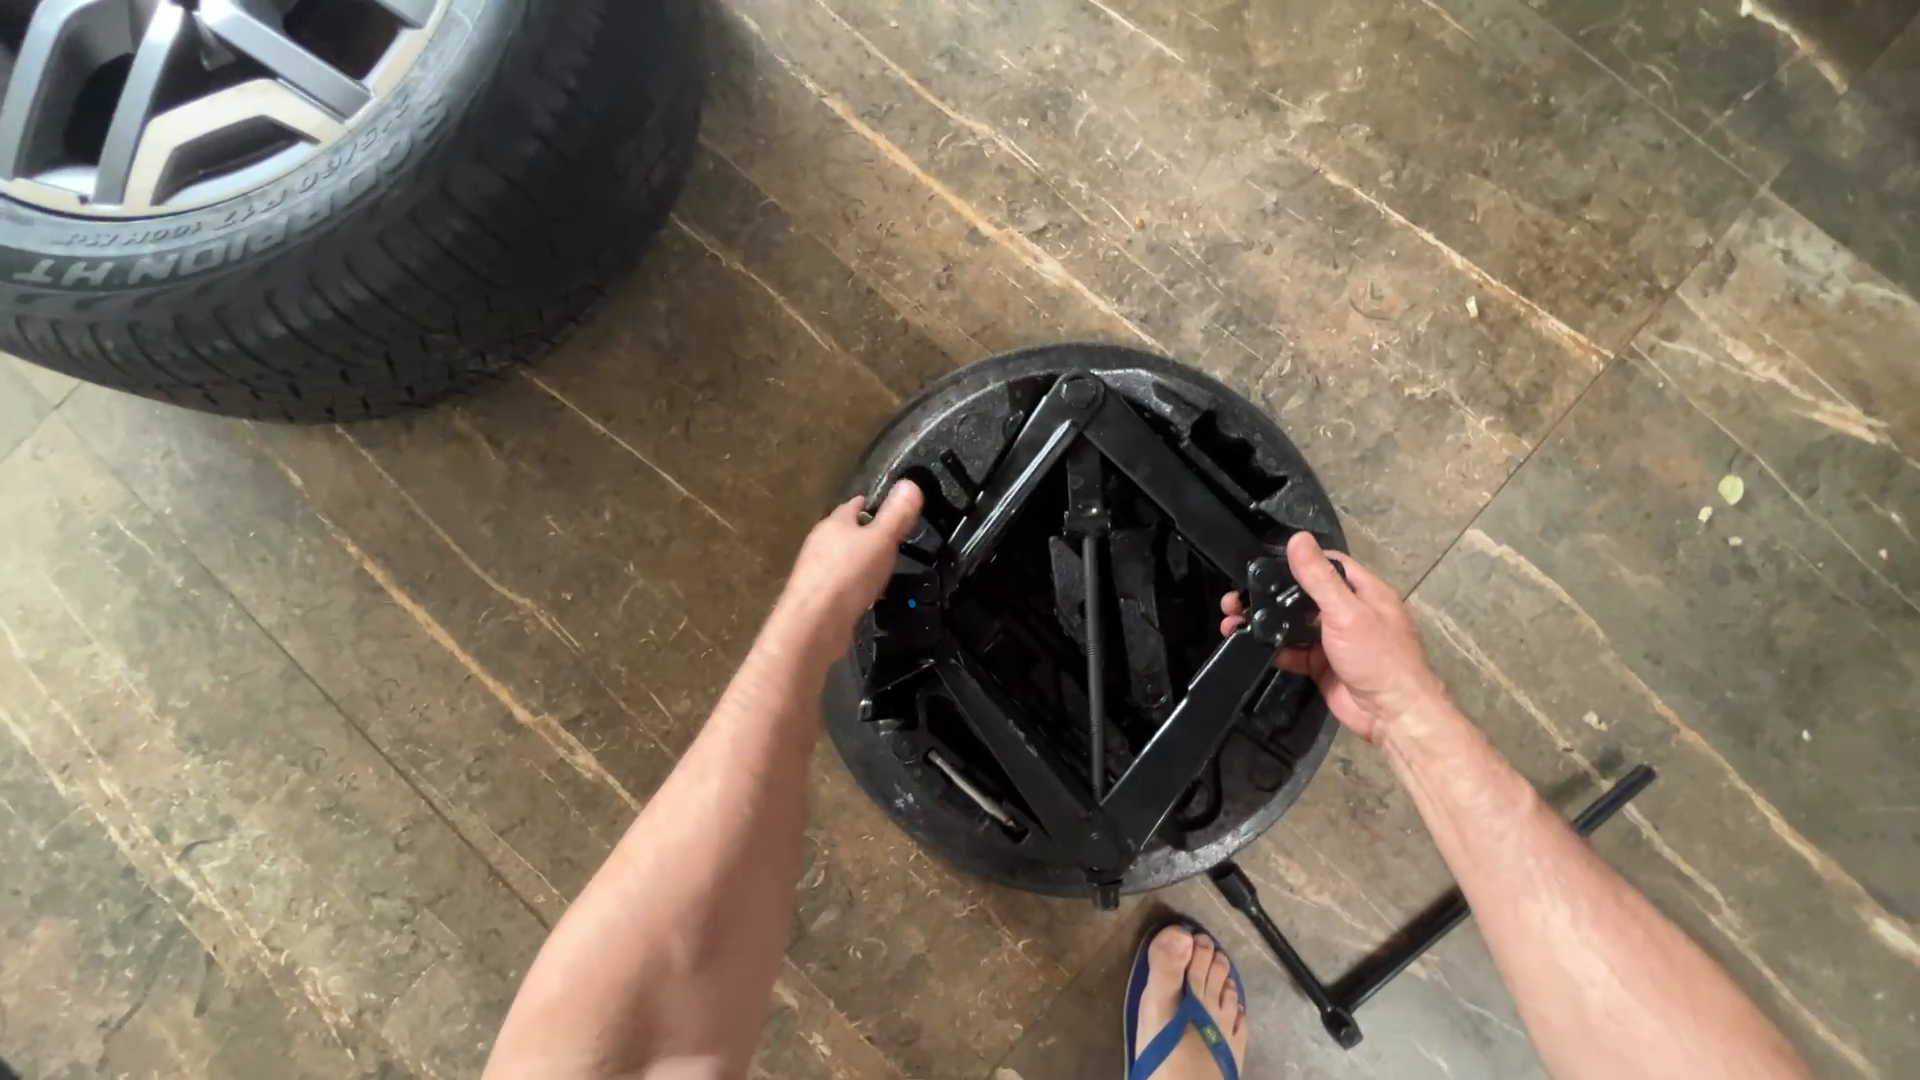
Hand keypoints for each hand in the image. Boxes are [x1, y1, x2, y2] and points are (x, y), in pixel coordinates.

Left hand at [776, 480, 924, 657]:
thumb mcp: (881, 541)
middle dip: (869, 534)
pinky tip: (868, 595)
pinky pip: (842, 584)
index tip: (894, 509)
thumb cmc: (847, 576)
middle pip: (848, 532)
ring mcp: (817, 572)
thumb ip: (896, 514)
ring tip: (885, 568)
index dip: (874, 505)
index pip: (855, 505)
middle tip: (895, 540)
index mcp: (835, 524)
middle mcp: (821, 544)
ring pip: (844, 559)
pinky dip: (856, 586)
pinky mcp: (819, 598)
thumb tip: (910, 482)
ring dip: (862, 561)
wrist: (813, 627)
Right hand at [1221, 532, 1446, 746]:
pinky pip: (1291, 650)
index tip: (1264, 563)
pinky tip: (1248, 643)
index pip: (1327, 564)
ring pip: (1292, 624)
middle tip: (1236, 597)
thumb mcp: (1346, 612)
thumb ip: (1319, 578)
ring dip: (1264, 622)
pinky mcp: (1320, 663)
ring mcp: (1333, 639)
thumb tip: (1297, 538)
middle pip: (1302, 595)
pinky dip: (1272, 647)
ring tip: (1232, 620)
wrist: (1390, 716)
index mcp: (1363, 592)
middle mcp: (1347, 612)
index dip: (1298, 560)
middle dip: (1269, 595)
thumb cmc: (1378, 658)